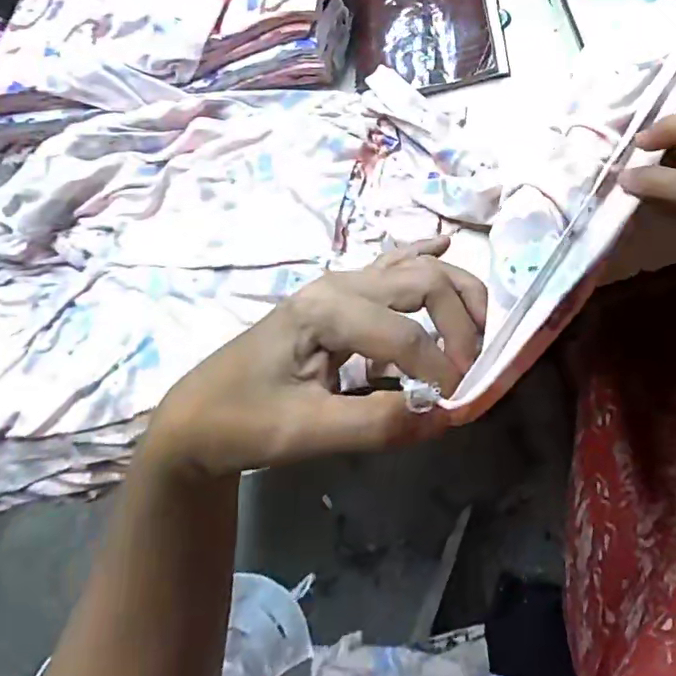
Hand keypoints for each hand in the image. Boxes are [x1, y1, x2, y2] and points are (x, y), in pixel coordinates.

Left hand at [146, 236, 486, 479]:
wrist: (196, 415)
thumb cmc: (242, 422)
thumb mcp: (303, 433)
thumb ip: (376, 424)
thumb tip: (444, 416)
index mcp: (326, 310)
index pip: (405, 336)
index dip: (441, 372)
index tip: (457, 408)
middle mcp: (340, 283)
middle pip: (425, 282)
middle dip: (461, 323)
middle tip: (474, 369)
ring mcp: (342, 281)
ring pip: (418, 267)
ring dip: (456, 292)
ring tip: (480, 327)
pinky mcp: (343, 291)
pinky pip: (394, 261)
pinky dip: (425, 254)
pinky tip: (446, 242)